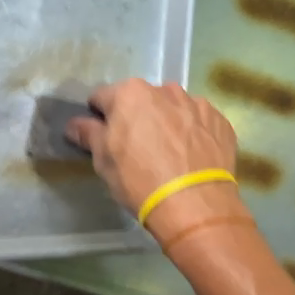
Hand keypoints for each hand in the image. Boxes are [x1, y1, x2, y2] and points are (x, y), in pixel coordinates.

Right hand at [66, 79, 249, 244]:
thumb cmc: (139, 180)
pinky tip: (190, 158)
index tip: (102, 137)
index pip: (102, 97)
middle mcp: (164, 90)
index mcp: (130, 94)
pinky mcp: (220, 121)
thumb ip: (88, 134)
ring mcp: (196, 104)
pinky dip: (191, 133)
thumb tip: (74, 124)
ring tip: (167, 153)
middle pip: (140, 100)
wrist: (194, 204)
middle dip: (136, 117)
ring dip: (165, 122)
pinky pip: (197, 122)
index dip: (99, 117)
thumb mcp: (104, 160)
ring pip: (172, 108)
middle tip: (135, 148)